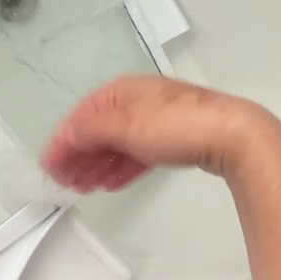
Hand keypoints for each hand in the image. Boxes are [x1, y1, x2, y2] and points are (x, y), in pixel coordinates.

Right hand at [41, 76, 280, 192]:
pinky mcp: (172, 140)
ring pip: (116, 145)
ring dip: (97, 166)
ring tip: (84, 187)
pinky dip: (120, 168)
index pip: (80, 117)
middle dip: (79, 157)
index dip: (62, 142)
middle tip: (65, 183)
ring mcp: (155, 121)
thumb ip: (89, 131)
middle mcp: (135, 102)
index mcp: (120, 91)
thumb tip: (65, 137)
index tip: (49, 167)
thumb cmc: (174, 126)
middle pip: (97, 131)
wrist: (230, 135)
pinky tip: (111, 183)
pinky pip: (136, 155)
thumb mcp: (123, 126)